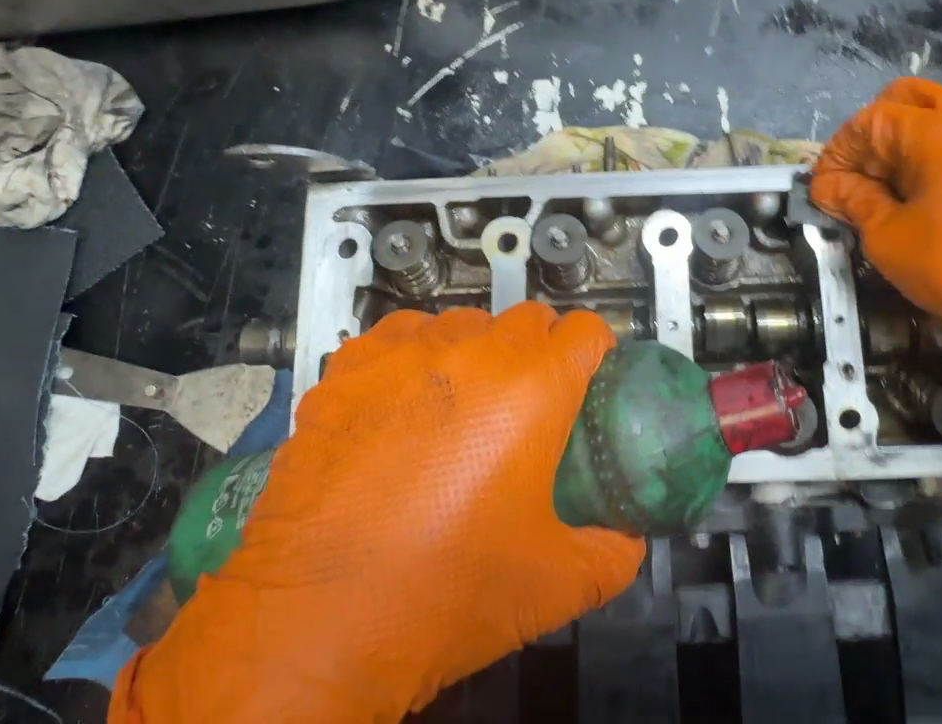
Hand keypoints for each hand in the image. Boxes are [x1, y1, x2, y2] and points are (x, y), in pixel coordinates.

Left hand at [110, 303, 644, 722]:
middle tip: (531, 409)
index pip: (586, 330)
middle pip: (526, 319)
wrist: (315, 622)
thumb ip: (613, 550)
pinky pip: (396, 339)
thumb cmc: (445, 594)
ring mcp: (400, 354)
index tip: (590, 388)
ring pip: (460, 322)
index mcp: (531, 387)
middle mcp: (468, 352)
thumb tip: (626, 536)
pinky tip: (401, 408)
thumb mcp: (558, 584)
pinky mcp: (344, 370)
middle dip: (540, 353)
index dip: (596, 356)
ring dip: (475, 352)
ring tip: (463, 409)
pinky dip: (412, 358)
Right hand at [811, 78, 941, 426]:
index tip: (824, 185)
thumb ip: (854, 199)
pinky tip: (929, 191)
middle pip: (909, 99)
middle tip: (858, 172)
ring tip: (891, 184)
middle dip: (875, 132)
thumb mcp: (888, 237)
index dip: (840, 150)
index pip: (873, 120)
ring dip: (908, 139)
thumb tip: (829, 188)